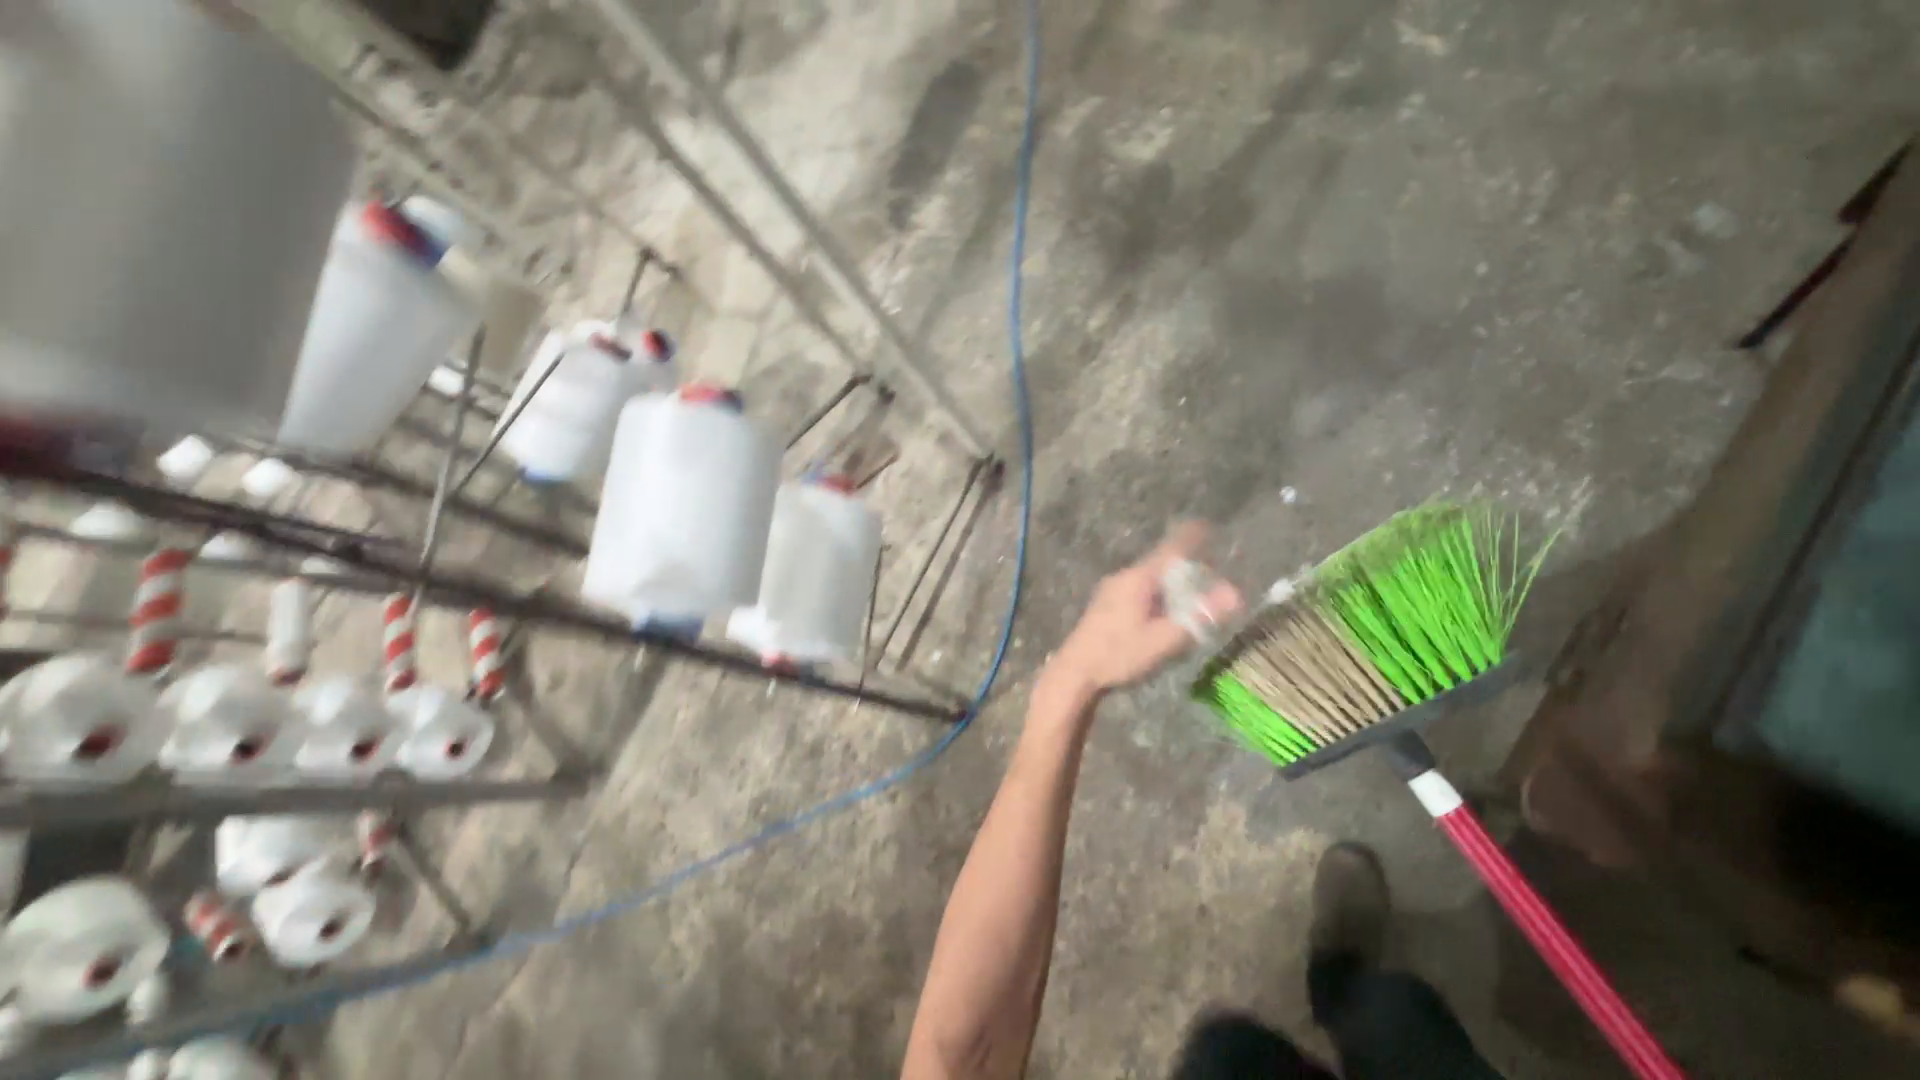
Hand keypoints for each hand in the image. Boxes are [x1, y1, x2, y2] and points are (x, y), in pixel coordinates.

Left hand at [1046, 522, 1244, 693]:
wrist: (1074, 672)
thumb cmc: (1120, 655)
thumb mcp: (1165, 639)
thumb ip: (1200, 617)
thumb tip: (1235, 595)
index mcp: (1138, 579)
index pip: (1171, 549)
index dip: (1191, 538)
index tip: (1207, 526)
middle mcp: (1124, 577)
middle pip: (1161, 564)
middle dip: (1186, 569)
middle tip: (1209, 579)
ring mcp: (1111, 590)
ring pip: (1149, 579)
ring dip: (1171, 586)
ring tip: (1191, 601)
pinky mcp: (1105, 605)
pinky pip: (1139, 591)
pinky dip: (1157, 596)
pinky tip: (1163, 616)